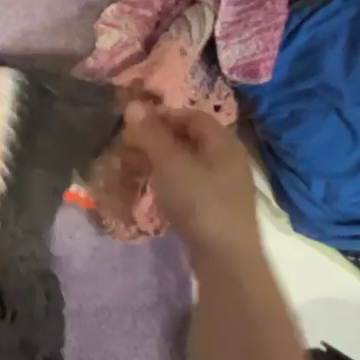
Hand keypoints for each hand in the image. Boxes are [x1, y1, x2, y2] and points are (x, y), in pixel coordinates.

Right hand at [120, 102, 260, 259]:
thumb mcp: (169, 164)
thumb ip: (151, 135)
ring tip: (137, 169)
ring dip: (163, 162)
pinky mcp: (219, 206)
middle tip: (131, 147)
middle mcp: (229, 158)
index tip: (135, 124)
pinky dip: (172, 181)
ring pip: (190, 162)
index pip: (192, 115)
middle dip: (159, 140)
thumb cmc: (198, 202)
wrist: (226, 255)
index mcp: (222, 141)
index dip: (162, 115)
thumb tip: (133, 104)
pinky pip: (193, 183)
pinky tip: (157, 192)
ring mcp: (226, 184)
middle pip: (191, 139)